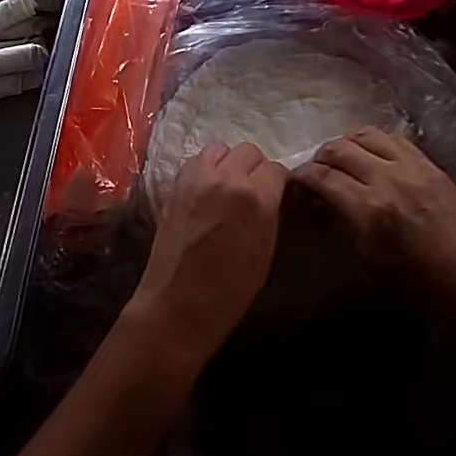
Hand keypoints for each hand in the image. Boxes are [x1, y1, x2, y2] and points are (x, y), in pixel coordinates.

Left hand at [130, 142, 288, 360]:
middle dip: (257, 169)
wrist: (177, 307)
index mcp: (257, 198)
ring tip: (229, 185)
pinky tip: (208, 189)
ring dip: (230, 163)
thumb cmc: (230, 291)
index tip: (278, 194)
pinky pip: (197, 160)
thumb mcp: (266, 250)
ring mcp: (198, 179)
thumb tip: (276, 196)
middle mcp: (228, 179)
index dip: (279, 182)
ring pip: (222, 148)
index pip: (277, 169)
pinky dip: (207, 167)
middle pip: (250, 152)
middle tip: (255, 190)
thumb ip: (271, 213)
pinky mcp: (176, 185)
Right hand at [294, 127, 455, 315]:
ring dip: (346, 142)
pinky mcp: (431, 165)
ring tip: (341, 155)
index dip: (301, 175)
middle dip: (320, 156)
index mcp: (369, 209)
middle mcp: (388, 179)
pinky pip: (396, 139)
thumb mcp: (368, 259)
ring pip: (367, 134)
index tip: (294, 179)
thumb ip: (343, 222)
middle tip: (315, 168)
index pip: (322, 178)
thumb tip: (322, 202)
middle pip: (340, 149)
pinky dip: (376, 141)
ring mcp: (413, 167)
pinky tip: (371, 153)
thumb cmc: (416, 284)